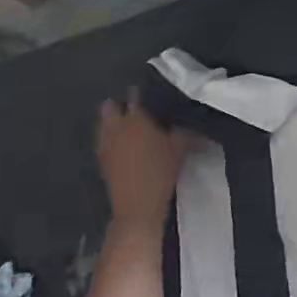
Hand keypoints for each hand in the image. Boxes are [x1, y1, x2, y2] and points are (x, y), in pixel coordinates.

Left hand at [95, 89, 182, 229]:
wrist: (137, 206)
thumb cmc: (161, 173)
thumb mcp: (179, 150)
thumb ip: (184, 133)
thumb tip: (195, 125)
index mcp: (137, 120)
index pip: (135, 99)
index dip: (138, 94)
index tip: (141, 91)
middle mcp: (118, 127)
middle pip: (111, 108)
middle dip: (118, 105)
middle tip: (129, 106)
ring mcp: (107, 143)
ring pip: (103, 123)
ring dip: (109, 119)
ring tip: (120, 121)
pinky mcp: (102, 158)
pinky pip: (101, 139)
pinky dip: (107, 136)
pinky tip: (116, 141)